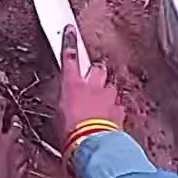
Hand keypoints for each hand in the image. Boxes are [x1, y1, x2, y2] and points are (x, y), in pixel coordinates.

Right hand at [55, 26, 123, 146]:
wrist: (92, 146)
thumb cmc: (71, 133)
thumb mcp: (59, 114)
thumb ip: (65, 102)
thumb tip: (66, 104)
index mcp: (72, 84)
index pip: (69, 57)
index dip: (70, 42)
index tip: (70, 31)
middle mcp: (91, 86)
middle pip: (96, 67)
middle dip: (94, 71)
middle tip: (90, 80)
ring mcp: (108, 97)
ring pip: (109, 85)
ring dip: (105, 91)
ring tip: (99, 104)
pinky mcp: (119, 109)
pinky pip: (117, 104)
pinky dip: (113, 108)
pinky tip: (108, 117)